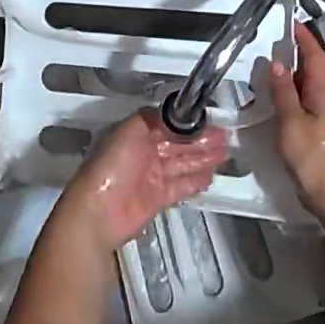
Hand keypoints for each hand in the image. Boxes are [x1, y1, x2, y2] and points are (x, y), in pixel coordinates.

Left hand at [58, 109, 227, 251]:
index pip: (165, 123)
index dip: (186, 122)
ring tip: (224, 153)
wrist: (100, 211)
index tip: (207, 120)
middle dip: (200, 139)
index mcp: (134, 133)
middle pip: (176, 143)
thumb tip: (171, 112)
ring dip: (202, 157)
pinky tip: (210, 175)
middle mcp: (143, 151)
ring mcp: (151, 174)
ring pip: (182, 162)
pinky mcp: (158, 196)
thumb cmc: (111, 166)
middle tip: (224, 137)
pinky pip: (181, 184)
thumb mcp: (128, 132)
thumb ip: (151, 120)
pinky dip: (195, 180)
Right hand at [270, 23, 324, 213]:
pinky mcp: (312, 128)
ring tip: (263, 59)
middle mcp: (324, 99)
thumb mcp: (292, 121)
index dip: (305, 38)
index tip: (291, 21)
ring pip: (303, 83)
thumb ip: (283, 92)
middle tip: (269, 36)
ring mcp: (319, 114)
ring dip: (287, 69)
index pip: (315, 57)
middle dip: (294, 49)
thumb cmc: (312, 156)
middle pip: (310, 67)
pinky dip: (284, 89)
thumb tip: (276, 63)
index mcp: (322, 93)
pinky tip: (268, 92)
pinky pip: (298, 98)